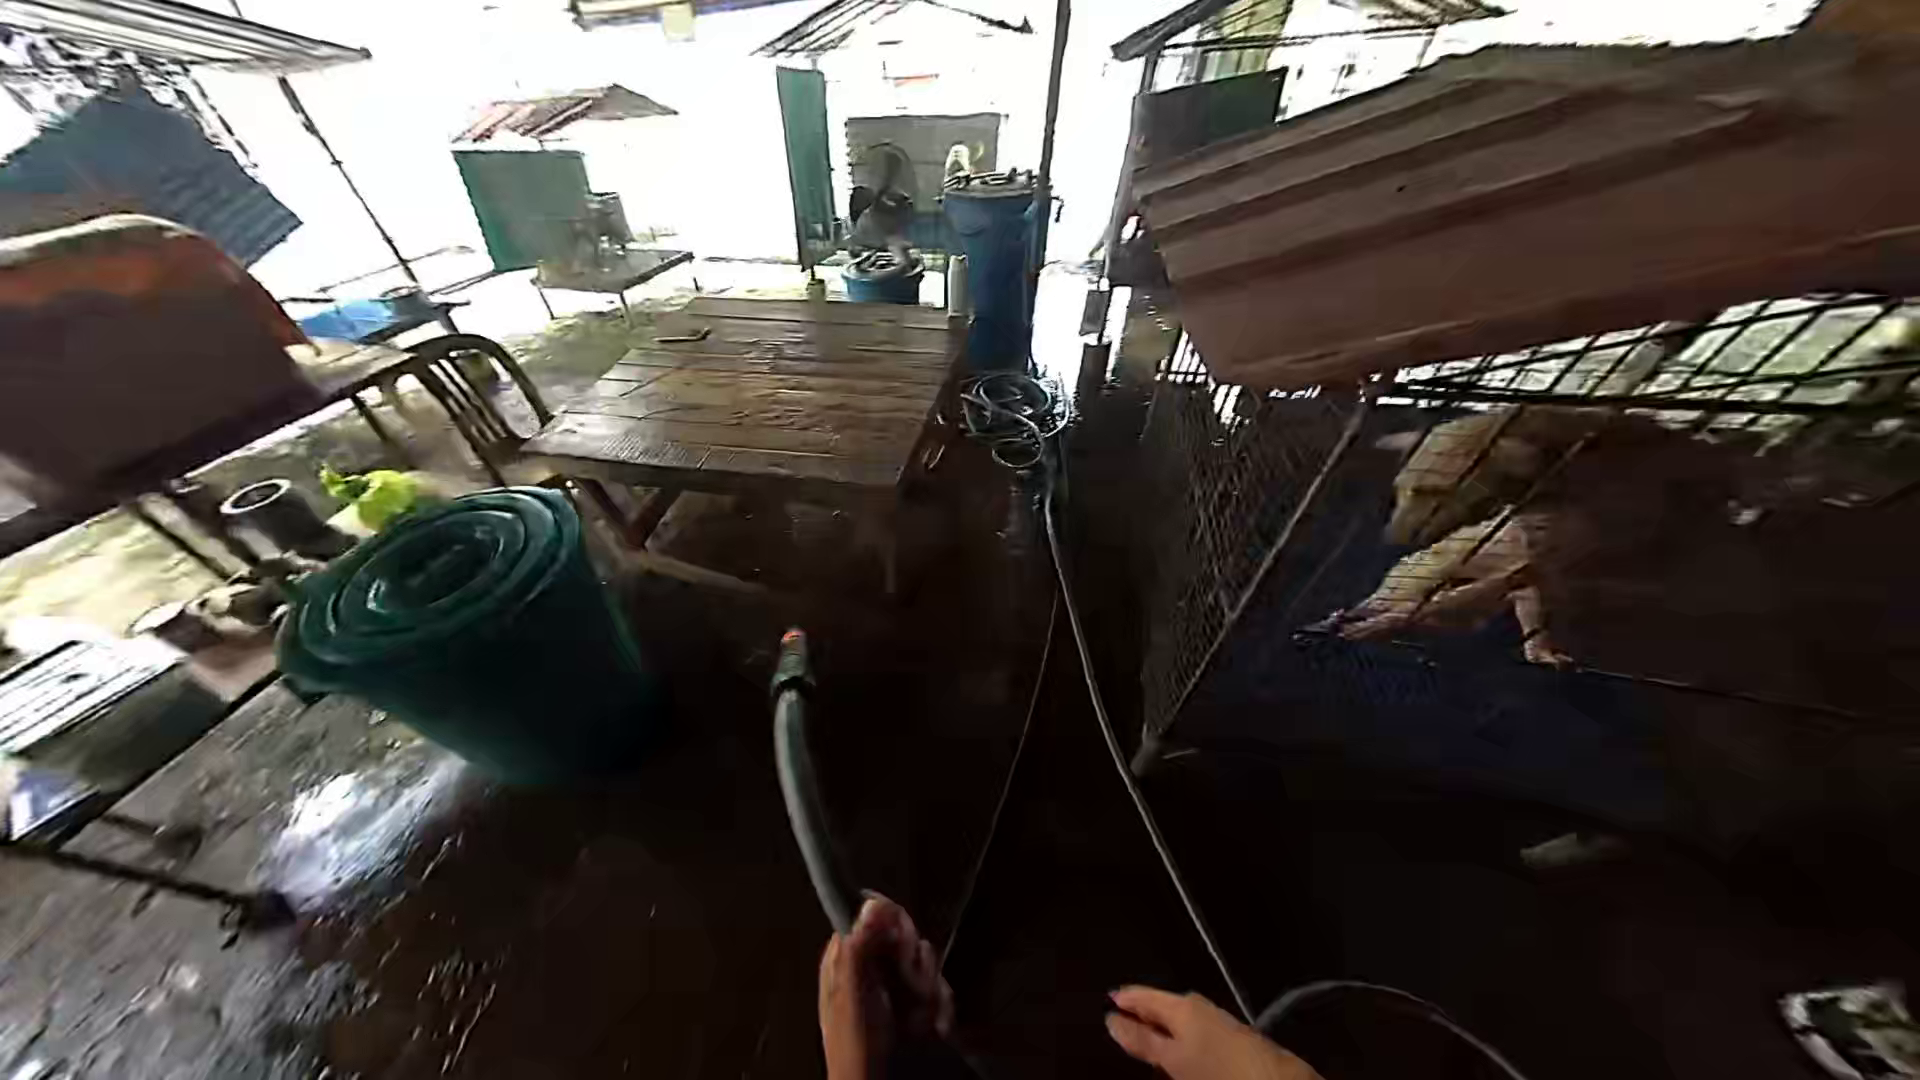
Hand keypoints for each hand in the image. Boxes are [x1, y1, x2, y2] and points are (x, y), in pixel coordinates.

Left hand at [819, 894, 954, 1079]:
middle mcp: (871, 964)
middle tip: (913, 987)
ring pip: (926, 960)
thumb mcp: (851, 995)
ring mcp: (894, 985)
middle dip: (916, 963)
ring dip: (928, 991)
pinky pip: (938, 987)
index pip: (875, 912)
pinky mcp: (916, 1005)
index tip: (903, 943)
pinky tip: (932, 1027)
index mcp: (847, 955)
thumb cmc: (856, 1047)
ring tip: (918, 1020)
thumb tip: (871, 902)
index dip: (893, 922)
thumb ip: (858, 946)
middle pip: (905, 934)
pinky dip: (940, 1007)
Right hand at [1107, 986, 1321, 1079]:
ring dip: (1161, 1029)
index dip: (1125, 1000)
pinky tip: (1179, 1056)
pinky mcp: (1232, 1044)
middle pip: (1162, 1006)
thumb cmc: (1220, 1073)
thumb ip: (1143, 1041)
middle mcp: (1197, 1008)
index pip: (1144, 996)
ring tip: (1145, 1040)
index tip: (1106, 1003)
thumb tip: (1111, 1018)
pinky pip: (1194, 1035)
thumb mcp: (1175, 1060)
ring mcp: (1216, 1024)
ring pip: (1179, 1022)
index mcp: (1181, 1006)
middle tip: (1119, 1022)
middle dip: (1142, 1013)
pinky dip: (1179, 1041)